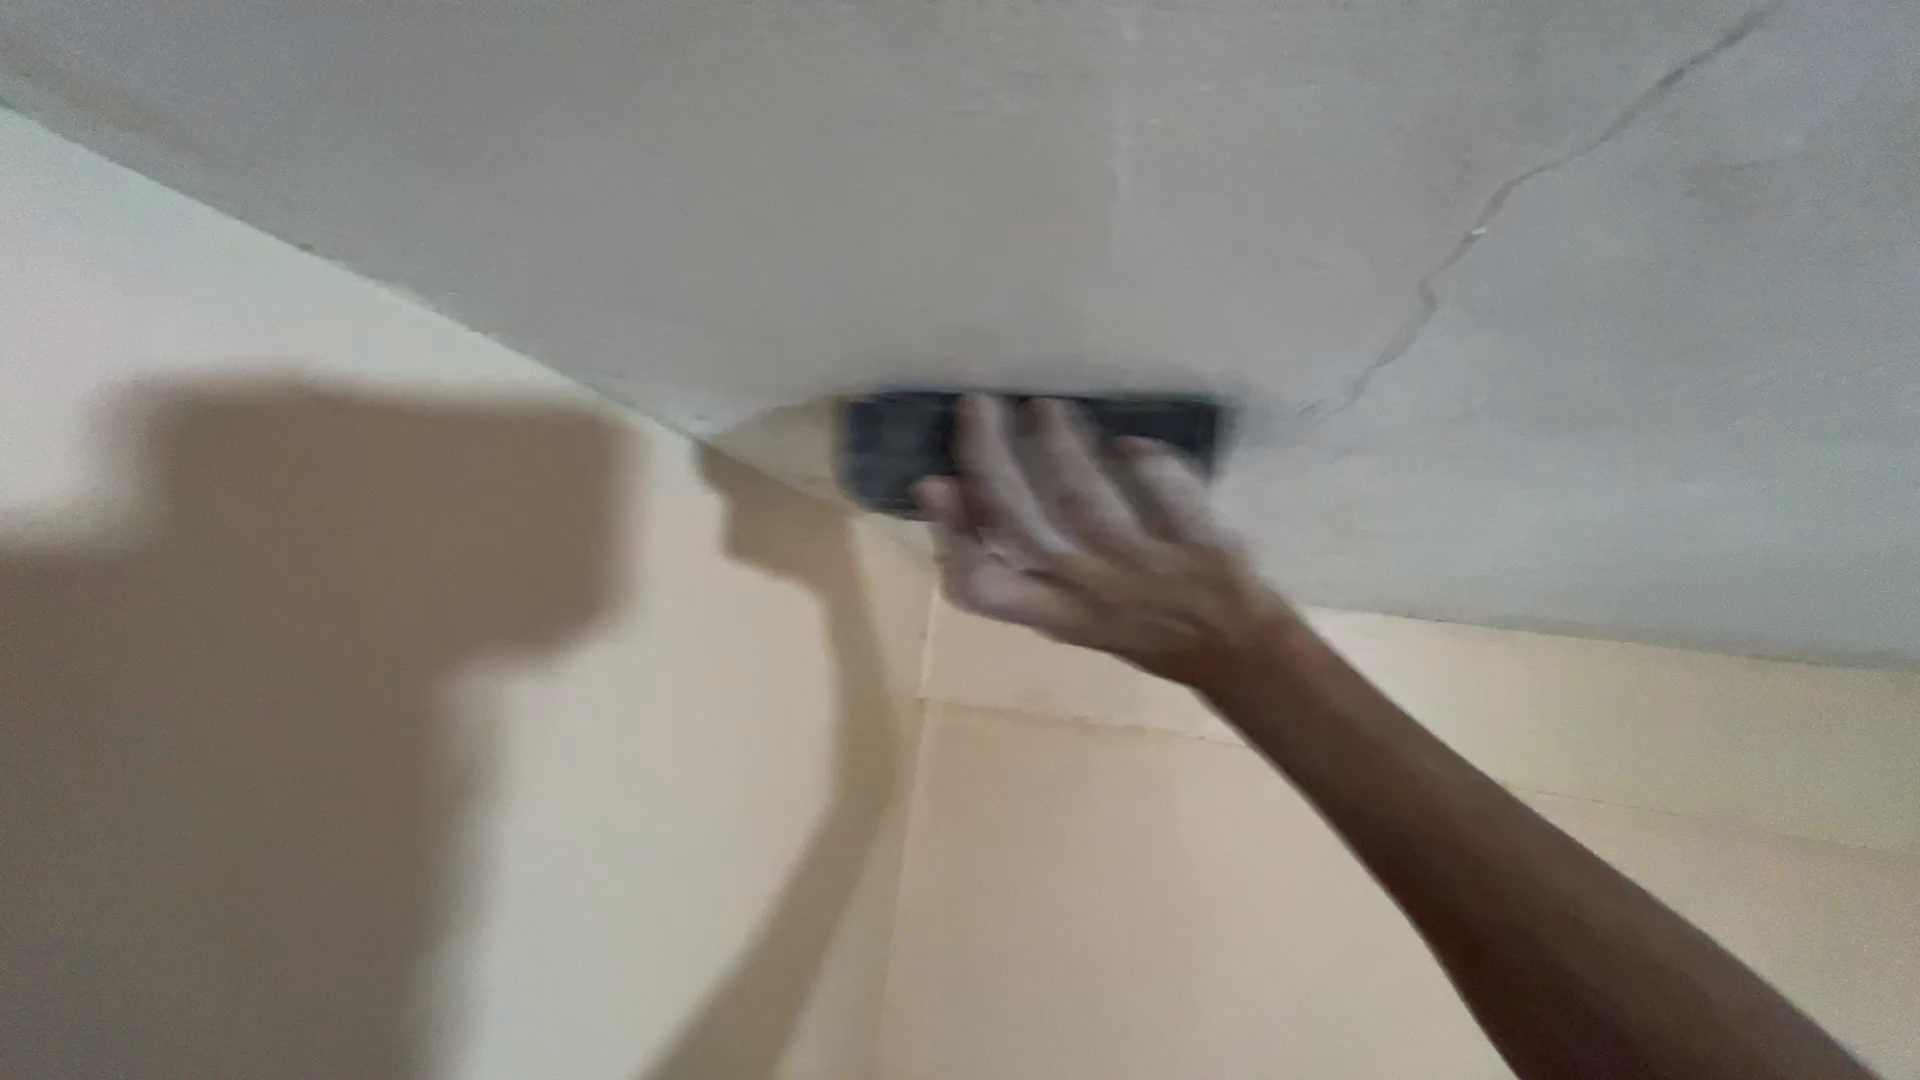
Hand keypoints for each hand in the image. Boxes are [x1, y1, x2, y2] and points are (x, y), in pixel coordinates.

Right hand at [912, 395, 1291, 689]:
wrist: (1237, 654)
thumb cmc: (1144, 632)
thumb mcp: (1073, 619)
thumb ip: (1027, 572)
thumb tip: (966, 493)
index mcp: (1056, 616)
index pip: (981, 585)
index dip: (950, 536)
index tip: (934, 483)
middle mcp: (1090, 593)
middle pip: (1022, 524)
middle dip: (990, 458)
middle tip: (978, 405)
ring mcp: (1145, 570)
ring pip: (1085, 501)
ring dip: (1059, 445)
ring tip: (1043, 409)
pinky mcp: (1199, 548)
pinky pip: (1168, 494)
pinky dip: (1149, 464)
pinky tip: (1131, 444)